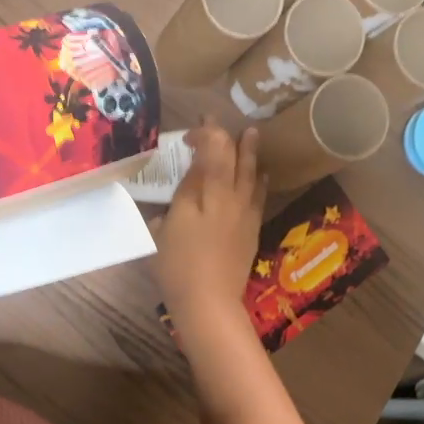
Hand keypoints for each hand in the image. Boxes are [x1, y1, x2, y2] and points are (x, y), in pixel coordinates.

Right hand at [155, 121, 265, 346]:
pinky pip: (259, 195)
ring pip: (249, 173)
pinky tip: (262, 173)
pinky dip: (259, 180)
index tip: (189, 134)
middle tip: (215, 122)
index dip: (202, 136)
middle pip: (230, 158)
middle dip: (223, 136)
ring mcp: (244, 213)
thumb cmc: (177, 267)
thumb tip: (184, 191)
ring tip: (251, 133)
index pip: (207, 153)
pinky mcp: (251, 230)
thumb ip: (175, 204)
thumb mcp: (162, 232)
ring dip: (249, 150)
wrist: (208, 301)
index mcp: (202, 194)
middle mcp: (227, 197)